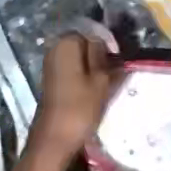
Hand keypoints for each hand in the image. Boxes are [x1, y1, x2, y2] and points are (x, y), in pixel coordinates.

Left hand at [32, 33, 117, 158]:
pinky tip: (93, 89)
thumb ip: (104, 57)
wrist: (54, 138)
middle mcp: (55, 48)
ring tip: (106, 82)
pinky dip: (83, 75)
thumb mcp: (100, 80)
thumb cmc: (80, 107)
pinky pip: (72, 68)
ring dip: (93, 66)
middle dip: (100, 55)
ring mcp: (51, 63)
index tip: (119, 60)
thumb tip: (107, 43)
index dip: (108, 44)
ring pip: (79, 57)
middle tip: (115, 72)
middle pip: (84, 44)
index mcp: (66, 43)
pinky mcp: (51, 78)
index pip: (92, 32)